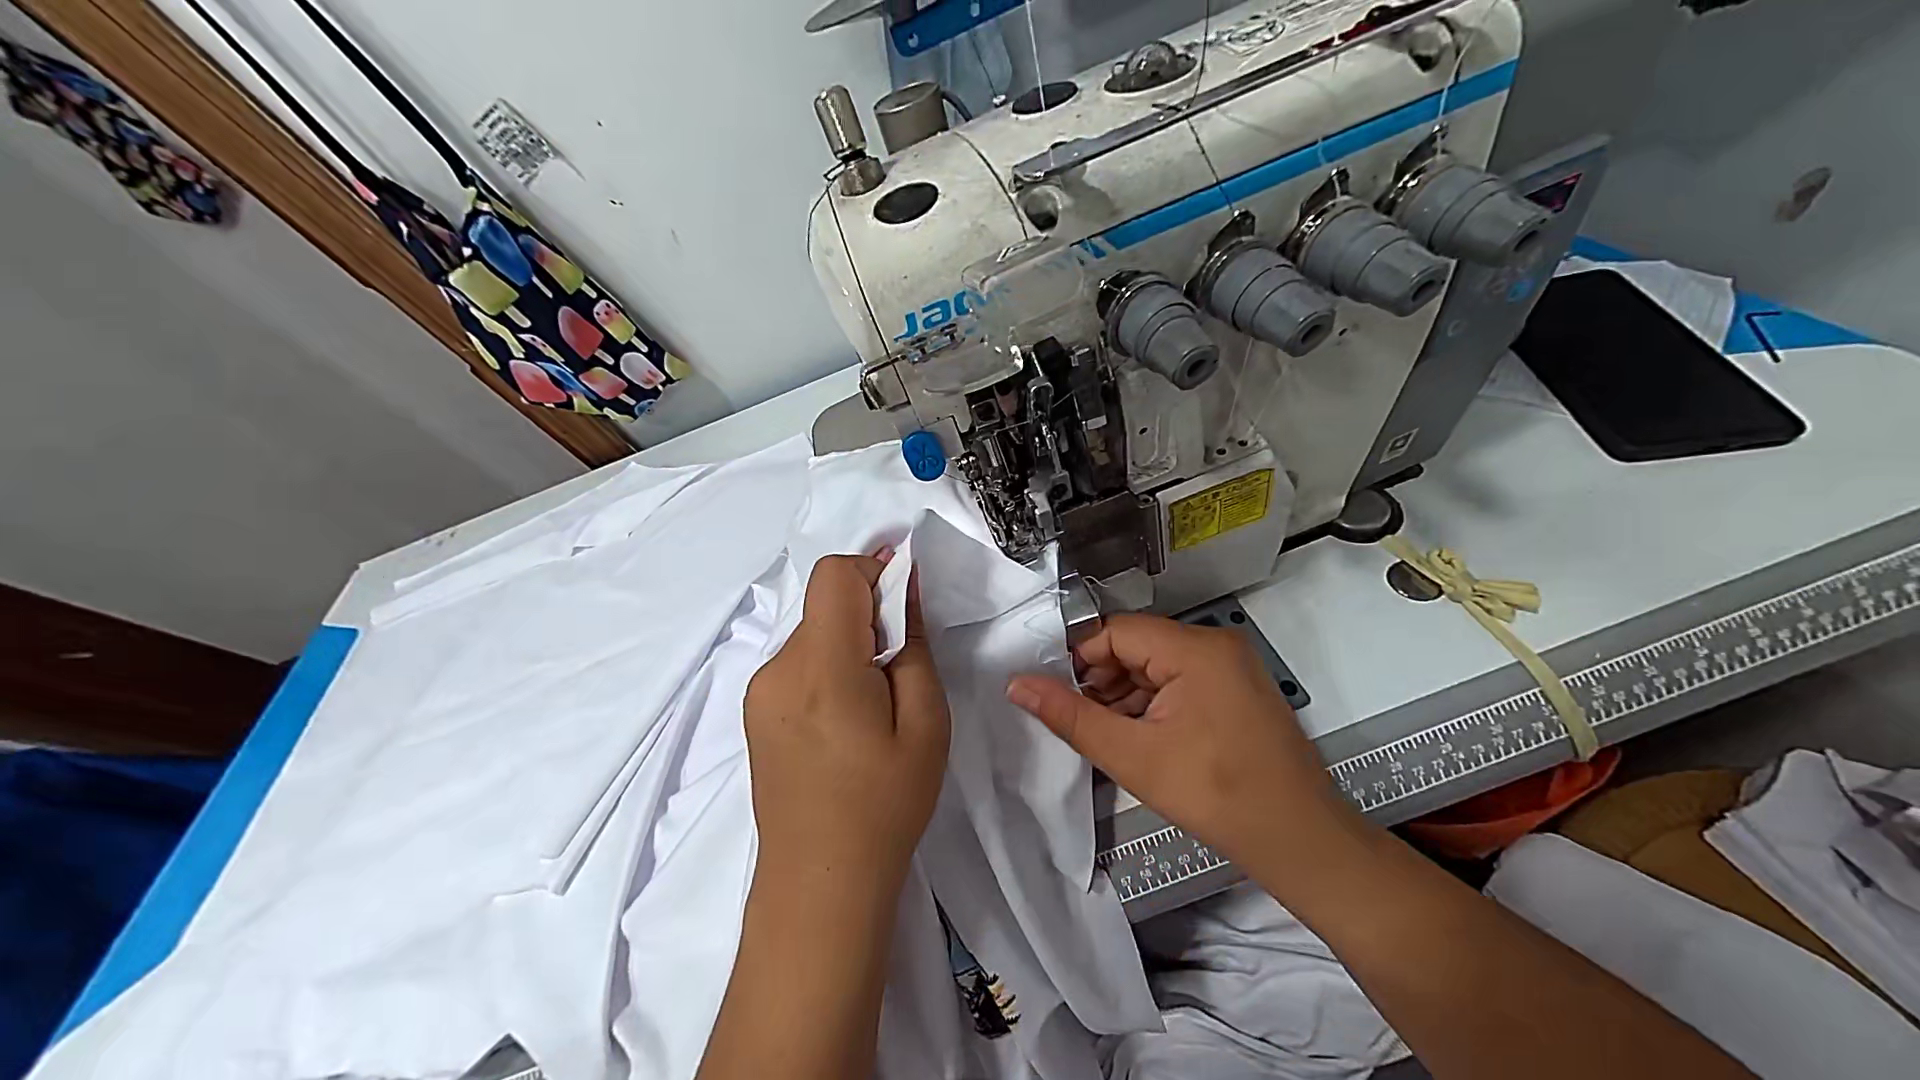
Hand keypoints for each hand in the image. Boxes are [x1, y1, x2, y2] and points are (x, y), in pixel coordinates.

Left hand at [743, 553, 950, 895]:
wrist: (820, 883)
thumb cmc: (885, 805)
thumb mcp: (926, 723)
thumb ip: (913, 644)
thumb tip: (903, 589)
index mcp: (820, 669)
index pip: (834, 575)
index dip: (873, 571)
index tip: (904, 603)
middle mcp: (777, 669)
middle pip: (824, 605)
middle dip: (867, 615)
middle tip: (900, 668)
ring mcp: (758, 692)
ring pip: (813, 633)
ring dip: (848, 644)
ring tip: (874, 704)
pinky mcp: (754, 712)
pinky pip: (797, 663)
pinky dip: (828, 668)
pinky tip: (845, 721)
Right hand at [1006, 614, 1355, 867]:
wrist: (1300, 840)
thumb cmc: (1215, 794)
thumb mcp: (1131, 755)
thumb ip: (1069, 715)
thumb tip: (1017, 684)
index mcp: (1195, 649)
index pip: (1116, 632)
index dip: (1080, 660)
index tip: (1057, 694)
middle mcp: (1216, 646)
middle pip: (1137, 646)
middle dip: (1102, 681)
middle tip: (1082, 721)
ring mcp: (1232, 668)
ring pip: (1157, 666)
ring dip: (1126, 696)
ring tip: (1109, 736)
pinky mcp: (1238, 691)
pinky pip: (1181, 682)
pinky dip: (1154, 704)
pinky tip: (1141, 738)